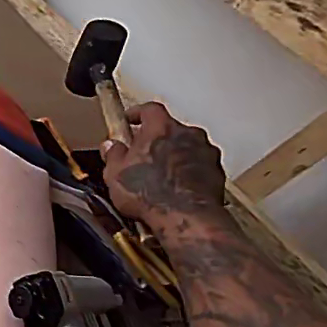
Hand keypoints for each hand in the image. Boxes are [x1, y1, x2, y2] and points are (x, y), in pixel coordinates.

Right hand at [100, 102, 227, 229]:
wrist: (183, 216)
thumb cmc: (150, 193)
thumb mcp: (115, 173)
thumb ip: (113, 154)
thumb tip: (111, 146)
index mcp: (161, 128)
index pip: (149, 109)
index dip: (137, 113)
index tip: (130, 119)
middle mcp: (188, 134)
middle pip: (170, 128)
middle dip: (156, 139)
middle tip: (141, 153)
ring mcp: (205, 152)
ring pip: (186, 147)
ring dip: (173, 156)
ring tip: (158, 177)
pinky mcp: (216, 172)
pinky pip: (198, 166)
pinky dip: (187, 172)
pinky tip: (174, 188)